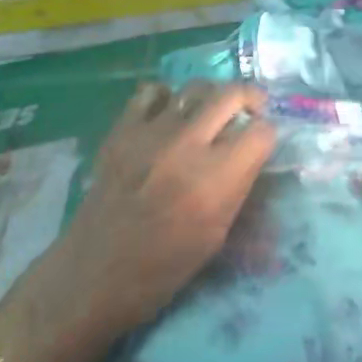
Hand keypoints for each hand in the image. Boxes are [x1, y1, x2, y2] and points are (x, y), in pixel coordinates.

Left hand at [0, 81, 274, 361]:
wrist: (94, 273)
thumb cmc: (161, 270)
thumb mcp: (215, 237)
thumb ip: (236, 188)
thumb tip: (251, 154)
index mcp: (215, 181)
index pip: (261, 133)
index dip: (268, 135)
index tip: (263, 142)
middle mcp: (187, 146)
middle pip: (231, 95)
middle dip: (250, 99)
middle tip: (252, 109)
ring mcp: (151, 132)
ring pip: (195, 87)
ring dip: (212, 96)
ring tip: (211, 111)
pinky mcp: (122, 129)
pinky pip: (152, 91)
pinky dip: (167, 97)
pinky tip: (168, 114)